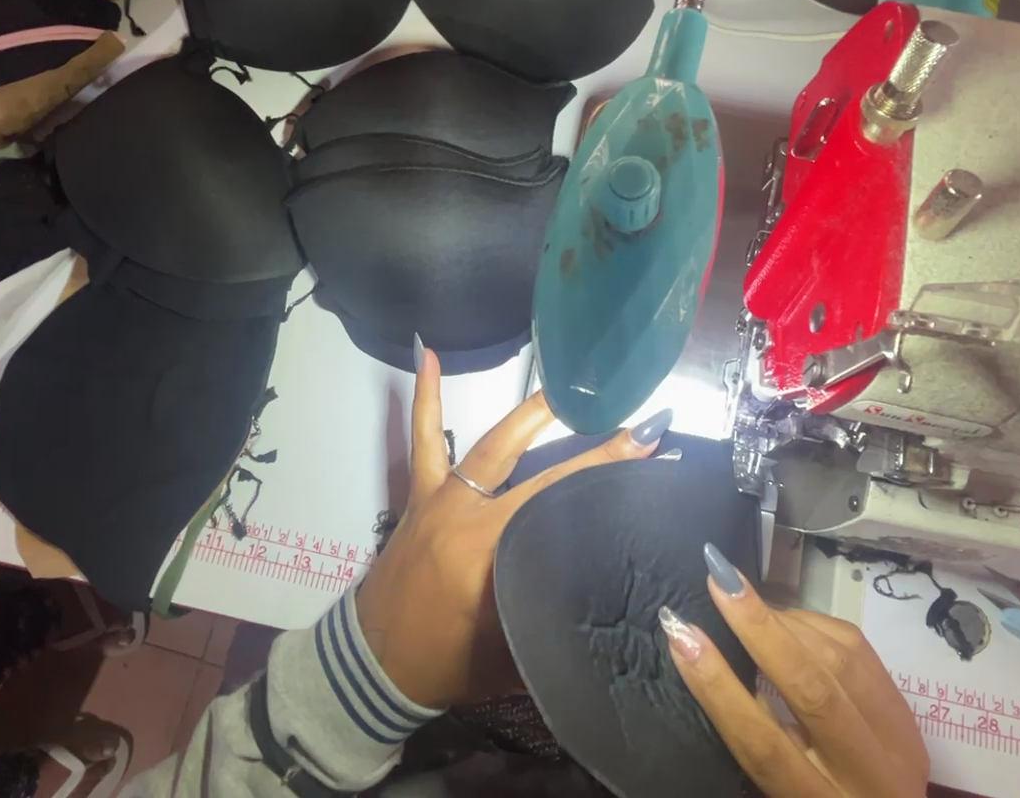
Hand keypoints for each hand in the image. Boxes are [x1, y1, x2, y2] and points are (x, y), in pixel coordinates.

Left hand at [356, 344, 669, 709]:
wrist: (372, 666)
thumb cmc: (446, 663)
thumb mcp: (510, 649)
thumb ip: (550, 611)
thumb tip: (605, 584)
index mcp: (488, 551)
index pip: (557, 499)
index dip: (605, 468)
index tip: (646, 441)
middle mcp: (465, 514)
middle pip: (527, 463)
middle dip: (576, 435)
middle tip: (615, 410)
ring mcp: (438, 497)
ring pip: (485, 444)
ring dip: (525, 415)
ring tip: (557, 385)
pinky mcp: (419, 493)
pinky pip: (423, 437)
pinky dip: (427, 395)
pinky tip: (429, 354)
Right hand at [662, 547, 927, 796]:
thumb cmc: (807, 794)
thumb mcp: (775, 788)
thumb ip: (750, 733)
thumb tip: (700, 648)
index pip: (764, 745)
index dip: (718, 687)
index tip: (681, 633)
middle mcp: (870, 779)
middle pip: (813, 693)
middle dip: (759, 628)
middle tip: (717, 579)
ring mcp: (898, 742)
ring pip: (839, 662)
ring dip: (784, 620)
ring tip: (742, 598)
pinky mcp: (906, 711)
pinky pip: (857, 649)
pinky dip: (813, 624)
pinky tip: (784, 618)